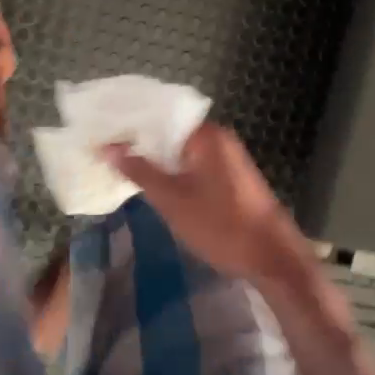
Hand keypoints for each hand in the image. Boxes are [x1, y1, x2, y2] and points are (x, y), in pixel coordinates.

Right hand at [103, 123, 308, 282]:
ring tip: (120, 163)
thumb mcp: (172, 201)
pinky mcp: (230, 178)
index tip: (101, 128)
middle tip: (105, 147)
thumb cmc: (221, 226)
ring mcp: (226, 158)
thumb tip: (108, 147)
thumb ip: (139, 171)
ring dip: (155, 157)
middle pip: (169, 130)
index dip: (129, 121)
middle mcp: (218, 138)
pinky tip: (152, 181)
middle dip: (139, 140)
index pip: (158, 114)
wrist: (274, 259)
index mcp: (205, 135)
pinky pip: (192, 163)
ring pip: (180, 150)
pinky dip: (172, 169)